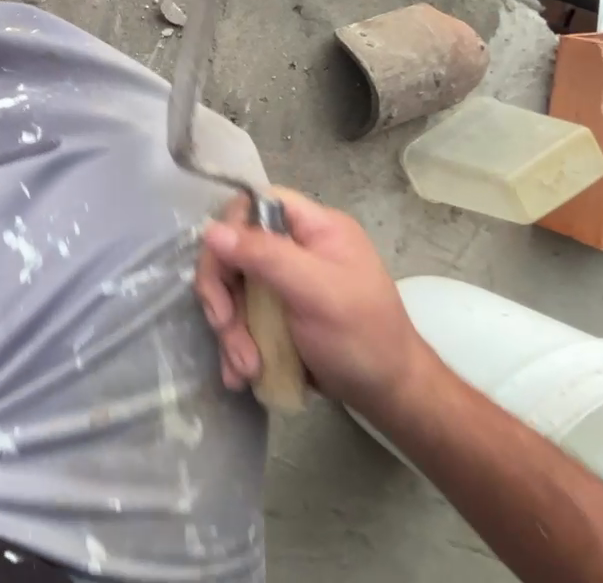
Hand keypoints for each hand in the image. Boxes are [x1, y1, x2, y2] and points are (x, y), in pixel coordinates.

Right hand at [194, 188, 431, 413]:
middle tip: (225, 326)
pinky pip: (235, 312)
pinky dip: (233, 341)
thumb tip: (211, 231)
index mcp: (315, 229)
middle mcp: (294, 247)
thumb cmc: (366, 339)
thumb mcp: (318, 293)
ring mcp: (280, 279)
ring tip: (246, 366)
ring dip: (229, 327)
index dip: (231, 229)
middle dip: (223, 294)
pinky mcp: (269, 308)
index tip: (226, 268)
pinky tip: (242, 371)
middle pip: (230, 249)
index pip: (255, 205)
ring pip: (228, 286)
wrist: (390, 397)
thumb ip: (266, 257)